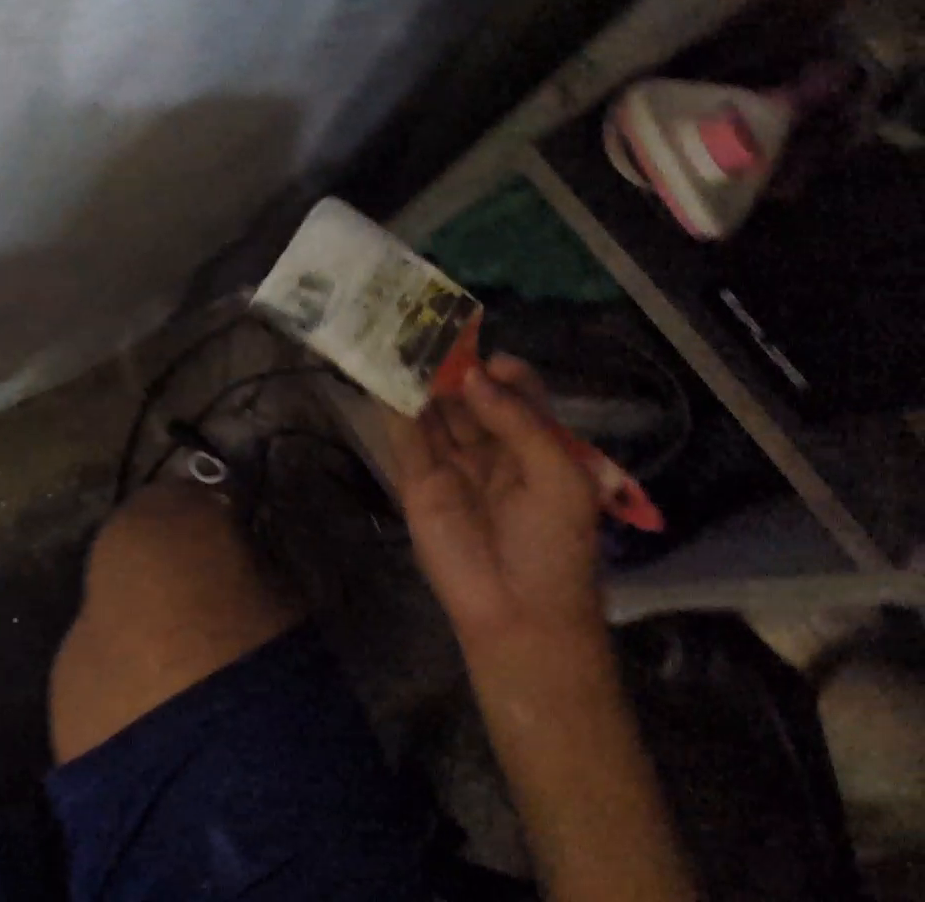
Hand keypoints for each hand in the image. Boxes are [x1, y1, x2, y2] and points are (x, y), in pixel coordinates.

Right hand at [387, 355, 603, 648]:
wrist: (518, 608)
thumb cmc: (554, 543)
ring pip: (434, 415)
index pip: (516, 395)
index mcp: (536, 446)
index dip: (500, 372)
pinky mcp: (416, 482)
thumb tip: (472, 376)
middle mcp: (492, 449)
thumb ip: (517, 422)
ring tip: (401, 349)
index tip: (480, 353)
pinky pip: (406, 440)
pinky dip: (395, 413)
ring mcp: (451, 465)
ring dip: (421, 386)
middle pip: (469, 399)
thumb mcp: (558, 476)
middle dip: (452, 371)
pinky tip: (387, 384)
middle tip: (428, 337)